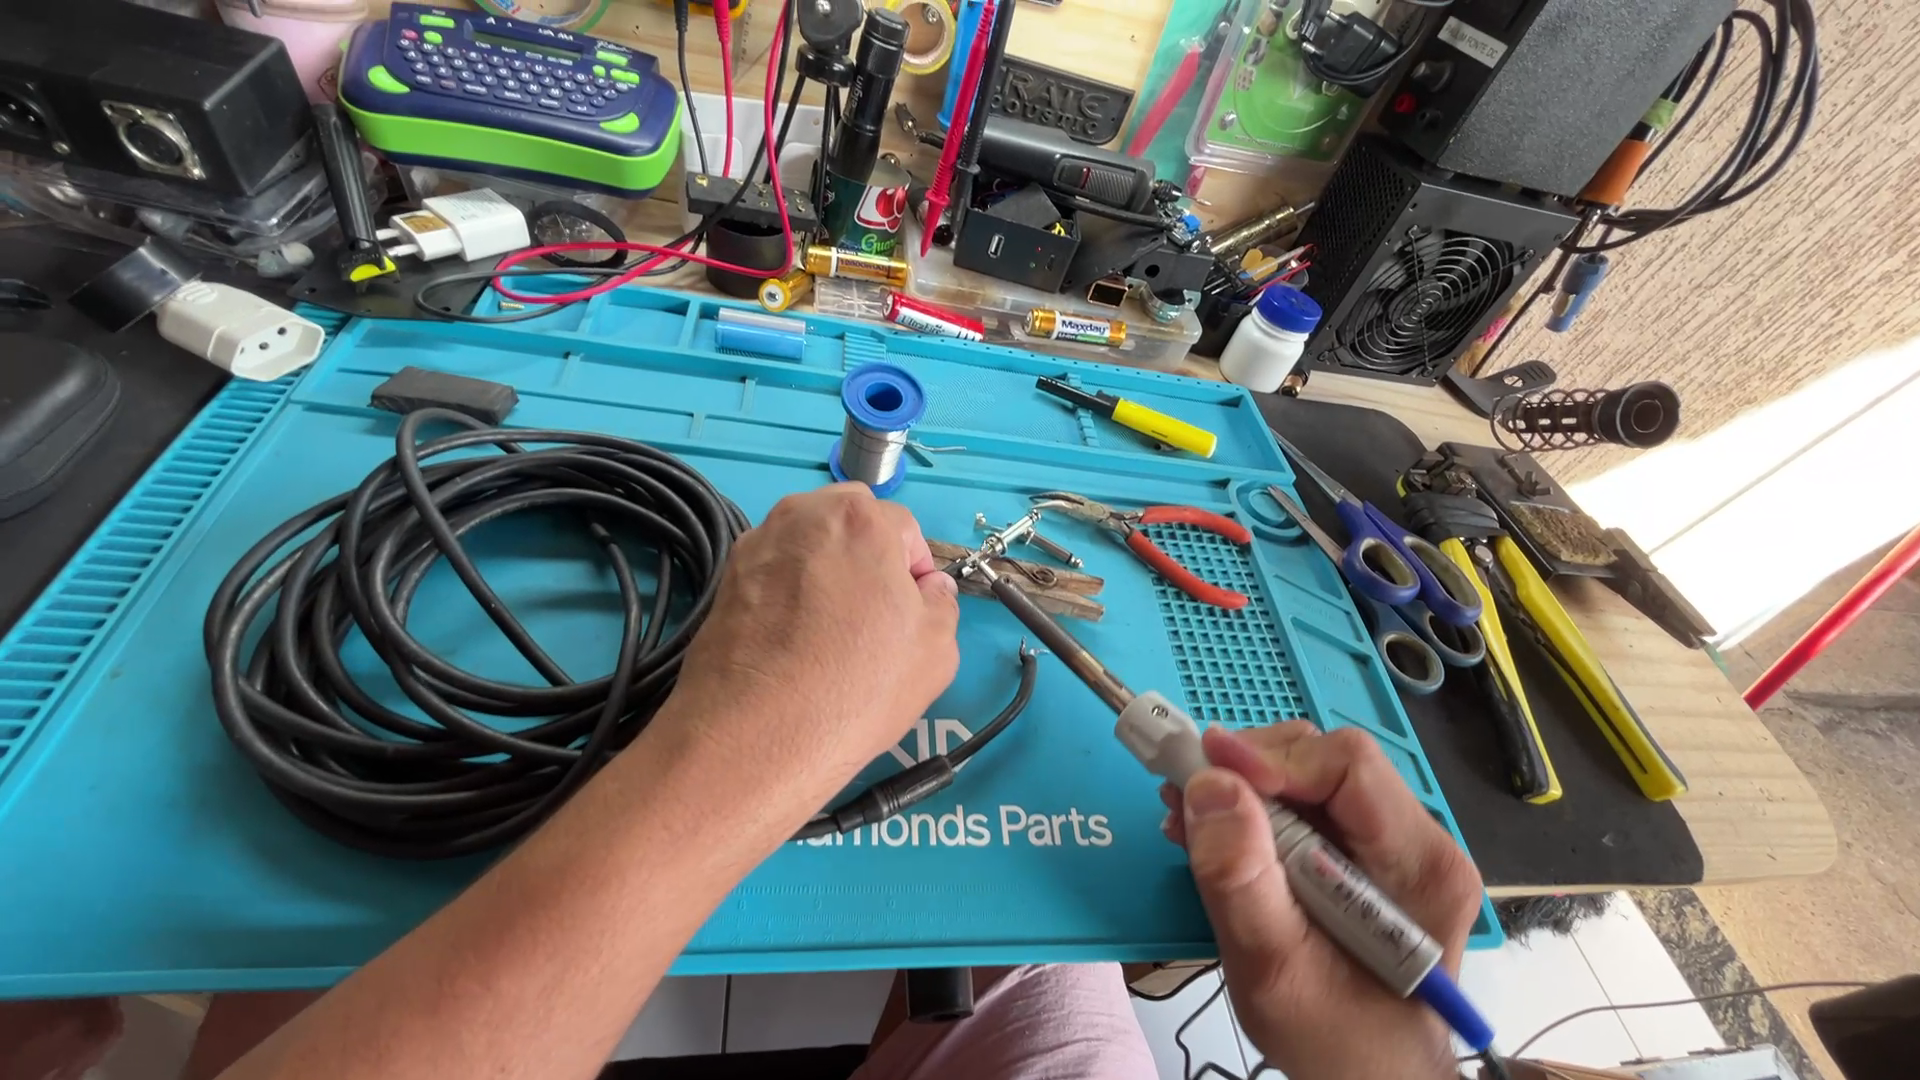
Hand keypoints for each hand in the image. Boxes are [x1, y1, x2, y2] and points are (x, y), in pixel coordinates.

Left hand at [662, 484, 960, 811]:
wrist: (754, 736)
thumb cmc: (858, 686)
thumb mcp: (936, 650)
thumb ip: (942, 602)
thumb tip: (930, 587)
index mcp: (861, 519)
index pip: (905, 527)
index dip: (915, 571)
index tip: (910, 613)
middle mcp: (803, 515)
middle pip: (851, 519)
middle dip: (869, 552)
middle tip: (872, 612)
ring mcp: (757, 544)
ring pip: (808, 540)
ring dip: (826, 566)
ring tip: (828, 628)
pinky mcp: (725, 578)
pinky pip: (775, 569)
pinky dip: (789, 588)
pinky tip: (792, 638)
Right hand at [1162, 723, 1483, 1079]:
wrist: (1366, 1075)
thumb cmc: (1333, 1038)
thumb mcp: (1273, 969)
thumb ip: (1240, 879)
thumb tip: (1208, 784)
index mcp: (1418, 863)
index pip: (1348, 765)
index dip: (1273, 757)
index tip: (1206, 772)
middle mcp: (1413, 837)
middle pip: (1322, 759)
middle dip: (1246, 768)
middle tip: (1185, 794)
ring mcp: (1386, 841)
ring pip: (1303, 773)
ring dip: (1238, 785)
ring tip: (1188, 816)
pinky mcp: (1358, 850)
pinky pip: (1297, 800)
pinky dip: (1245, 804)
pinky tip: (1208, 831)